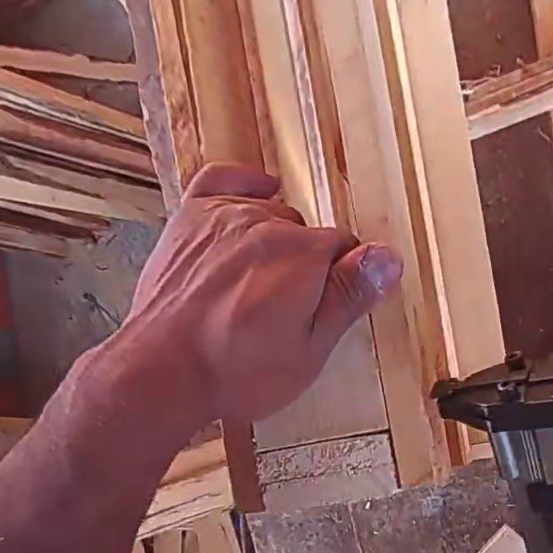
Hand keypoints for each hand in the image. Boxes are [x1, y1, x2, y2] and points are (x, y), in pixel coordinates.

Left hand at [103, 164, 403, 424]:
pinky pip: (223, 180)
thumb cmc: (236, 372)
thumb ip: (348, 299)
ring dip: (275, 242)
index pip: (345, 252)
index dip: (341, 283)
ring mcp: (224, 216)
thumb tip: (389, 258)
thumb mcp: (308, 352)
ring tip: (259, 287)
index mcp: (304, 255)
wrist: (163, 372)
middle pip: (307, 235)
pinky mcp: (190, 219)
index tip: (328, 308)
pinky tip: (260, 193)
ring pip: (271, 215)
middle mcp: (267, 224)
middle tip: (288, 311)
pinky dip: (246, 184)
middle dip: (307, 267)